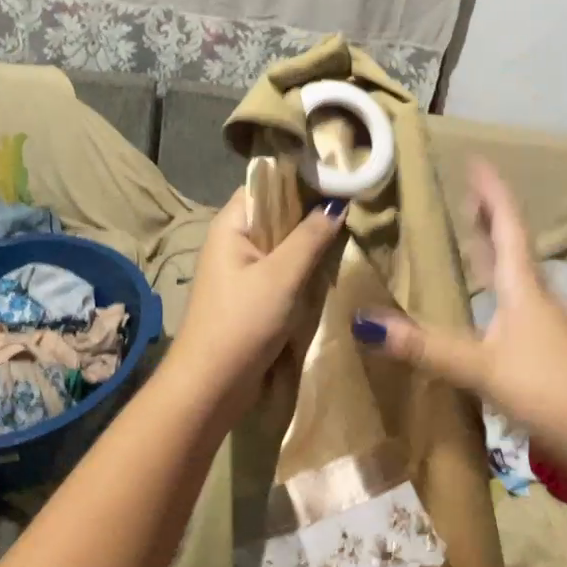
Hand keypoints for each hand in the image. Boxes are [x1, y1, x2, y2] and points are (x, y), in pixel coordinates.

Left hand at [167, 189, 346, 410]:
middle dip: (311, 214)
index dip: (300, 180)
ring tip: (351, 236)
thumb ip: (310, 238)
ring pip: (282, 246)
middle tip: (355, 210)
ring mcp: (241, 270)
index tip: (340, 179)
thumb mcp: (282, 276)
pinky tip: (330, 271)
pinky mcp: (251, 297)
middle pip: (277, 215)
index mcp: (231, 225)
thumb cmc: (242, 323)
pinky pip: (281, 272)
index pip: (266, 185)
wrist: (211, 387)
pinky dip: (303, 271)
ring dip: (310, 246)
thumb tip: (336, 202)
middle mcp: (232, 241)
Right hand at [355, 160, 566, 436]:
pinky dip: (497, 286)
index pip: (505, 228)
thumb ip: (425, 346)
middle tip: (469, 193)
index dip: (491, 194)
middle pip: (510, 247)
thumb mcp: (479, 366)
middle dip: (489, 218)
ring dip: (494, 252)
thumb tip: (364, 321)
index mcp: (521, 288)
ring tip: (474, 238)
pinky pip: (515, 303)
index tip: (478, 162)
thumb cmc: (546, 389)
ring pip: (514, 276)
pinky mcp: (547, 352)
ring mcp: (545, 326)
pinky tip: (489, 304)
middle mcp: (535, 298)